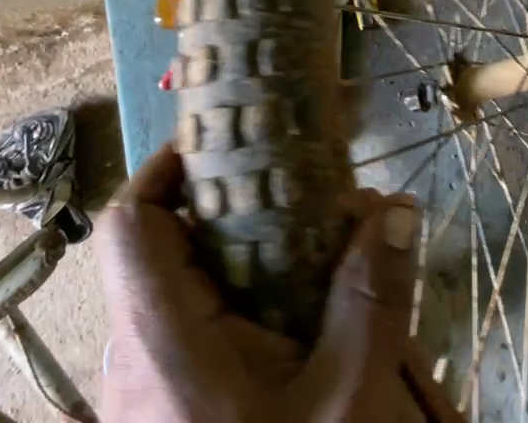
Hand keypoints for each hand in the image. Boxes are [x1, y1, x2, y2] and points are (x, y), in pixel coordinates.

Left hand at [96, 144, 420, 422]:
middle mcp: (140, 359)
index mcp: (165, 345)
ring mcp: (149, 389)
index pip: (133, 227)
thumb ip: (373, 299)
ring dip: (261, 255)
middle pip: (172, 248)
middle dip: (248, 207)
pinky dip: (257, 300)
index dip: (172, 165)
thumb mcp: (346, 400)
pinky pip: (204, 330)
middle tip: (321, 195)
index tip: (236, 132)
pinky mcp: (170, 410)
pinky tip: (315, 314)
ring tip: (333, 250)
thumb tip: (395, 208)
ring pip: (192, 290)